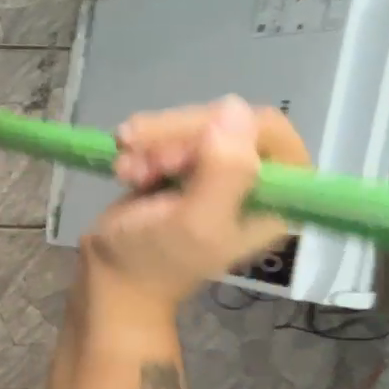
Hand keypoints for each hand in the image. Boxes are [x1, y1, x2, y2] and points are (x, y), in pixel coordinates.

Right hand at [82, 96, 310, 306]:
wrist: (110, 280)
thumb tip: (234, 109)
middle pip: (224, 125)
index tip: (171, 152)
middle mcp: (254, 180)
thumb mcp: (194, 222)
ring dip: (150, 143)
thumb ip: (224, 172)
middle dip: (174, 136)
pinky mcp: (179, 172)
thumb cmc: (155, 260)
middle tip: (137, 155)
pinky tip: (123, 171)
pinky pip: (163, 141)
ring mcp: (214, 174)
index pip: (267, 132)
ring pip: (189, 130)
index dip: (218, 130)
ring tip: (126, 170)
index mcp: (278, 195)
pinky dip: (138, 150)